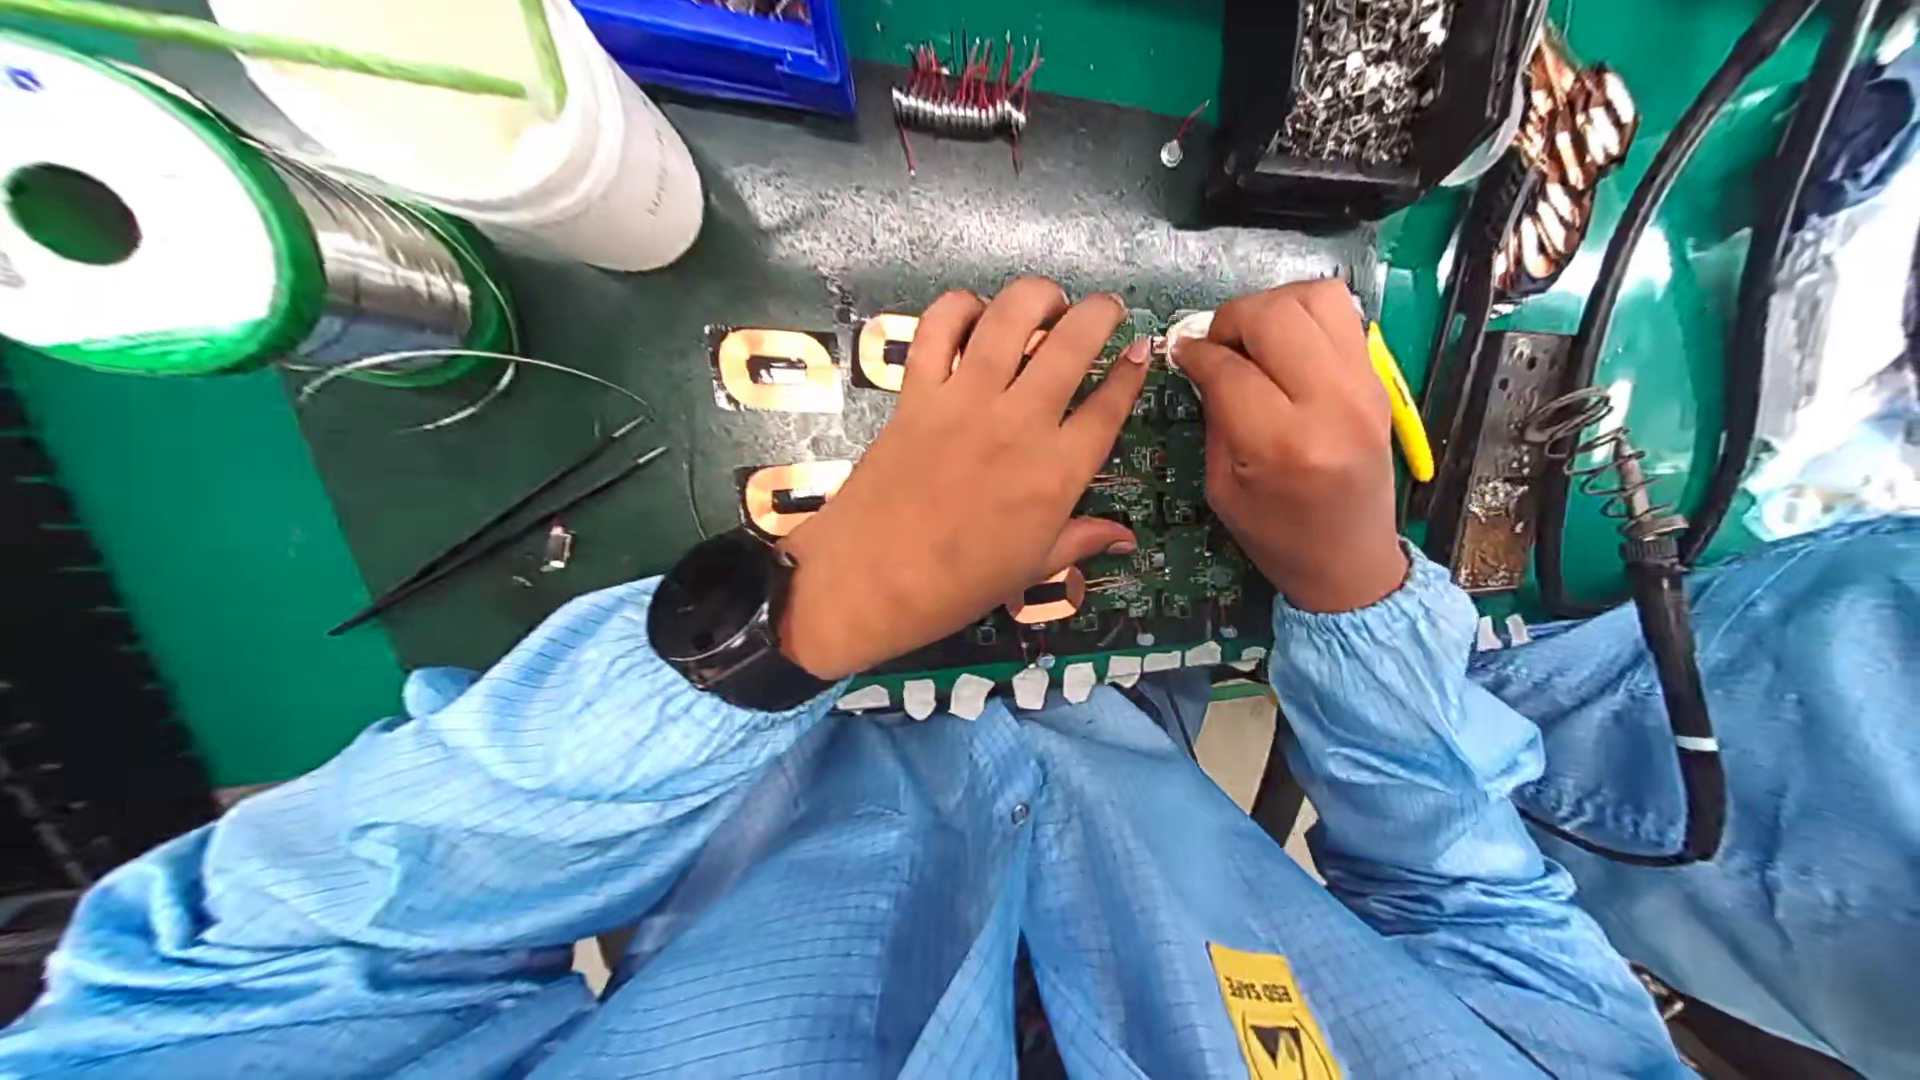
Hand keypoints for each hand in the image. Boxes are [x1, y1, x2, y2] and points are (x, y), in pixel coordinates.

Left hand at [777, 279, 1149, 678]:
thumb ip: (1080, 541)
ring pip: (1009, 318)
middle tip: (1105, 311)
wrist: (871, 583)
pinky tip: (972, 313)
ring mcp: (964, 402)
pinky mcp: (916, 394)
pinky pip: (936, 329)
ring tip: (1047, 302)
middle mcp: (1018, 424)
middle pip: (1072, 343)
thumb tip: (1125, 536)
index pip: (1109, 407)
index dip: (1132, 372)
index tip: (1141, 351)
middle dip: (1100, 313)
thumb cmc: (957, 586)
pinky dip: (957, 307)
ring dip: (1038, 296)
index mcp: (1056, 473)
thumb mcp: (1030, 569)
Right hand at [1174, 280, 1407, 612]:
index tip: (1181, 354)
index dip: (1196, 354)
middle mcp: (1330, 405)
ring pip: (1317, 297)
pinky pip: (1342, 315)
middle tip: (1216, 344)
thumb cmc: (1277, 537)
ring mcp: (1364, 387)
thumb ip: (1215, 418)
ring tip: (1252, 338)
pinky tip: (1284, 346)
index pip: (1229, 369)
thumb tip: (1203, 364)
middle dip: (1232, 318)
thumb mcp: (1221, 487)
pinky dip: (1305, 316)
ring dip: (1273, 306)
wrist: (1351, 560)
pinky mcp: (1378, 381)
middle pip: (1276, 316)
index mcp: (1282, 444)